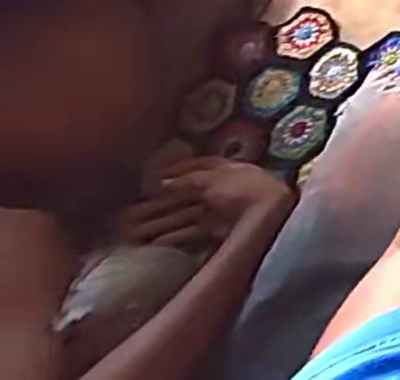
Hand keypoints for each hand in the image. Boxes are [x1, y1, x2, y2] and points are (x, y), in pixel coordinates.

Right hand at [118, 158, 292, 246]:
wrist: (264, 214)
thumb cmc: (241, 191)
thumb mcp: (214, 180)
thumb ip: (189, 179)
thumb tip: (161, 180)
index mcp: (232, 170)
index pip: (203, 166)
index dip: (179, 168)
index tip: (152, 175)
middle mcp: (227, 187)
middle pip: (188, 195)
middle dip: (158, 203)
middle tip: (125, 214)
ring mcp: (223, 208)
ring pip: (184, 214)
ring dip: (158, 222)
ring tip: (128, 233)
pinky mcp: (219, 227)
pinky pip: (191, 231)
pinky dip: (172, 236)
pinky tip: (153, 243)